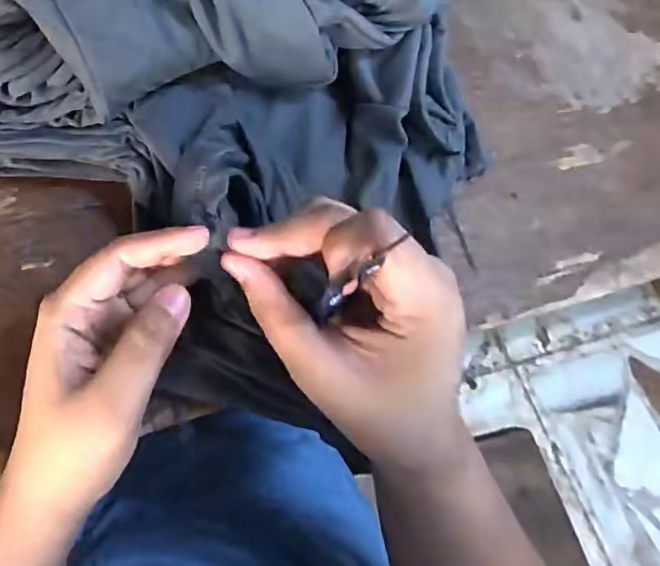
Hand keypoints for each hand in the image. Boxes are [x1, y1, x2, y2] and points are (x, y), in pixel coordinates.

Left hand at [0, 225, 208, 518]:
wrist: (49, 500)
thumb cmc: (73, 449)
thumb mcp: (113, 399)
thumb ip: (146, 342)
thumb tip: (182, 290)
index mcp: (68, 309)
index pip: (117, 258)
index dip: (161, 242)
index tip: (203, 236)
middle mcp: (79, 307)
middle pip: (128, 266)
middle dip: (169, 253)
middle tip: (216, 246)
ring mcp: (93, 325)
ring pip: (137, 286)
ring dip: (171, 274)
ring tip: (213, 262)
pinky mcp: (107, 345)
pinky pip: (140, 312)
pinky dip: (166, 301)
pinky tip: (193, 293)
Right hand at [221, 200, 471, 475]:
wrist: (419, 440)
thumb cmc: (372, 412)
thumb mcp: (316, 369)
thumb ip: (275, 310)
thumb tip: (231, 257)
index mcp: (424, 293)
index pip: (367, 230)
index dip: (311, 234)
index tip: (259, 256)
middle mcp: (429, 266)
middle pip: (354, 219)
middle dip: (297, 231)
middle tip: (246, 251)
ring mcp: (418, 262)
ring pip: (350, 220)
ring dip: (302, 234)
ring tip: (262, 255)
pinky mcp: (403, 265)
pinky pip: (354, 235)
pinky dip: (315, 243)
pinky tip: (288, 260)